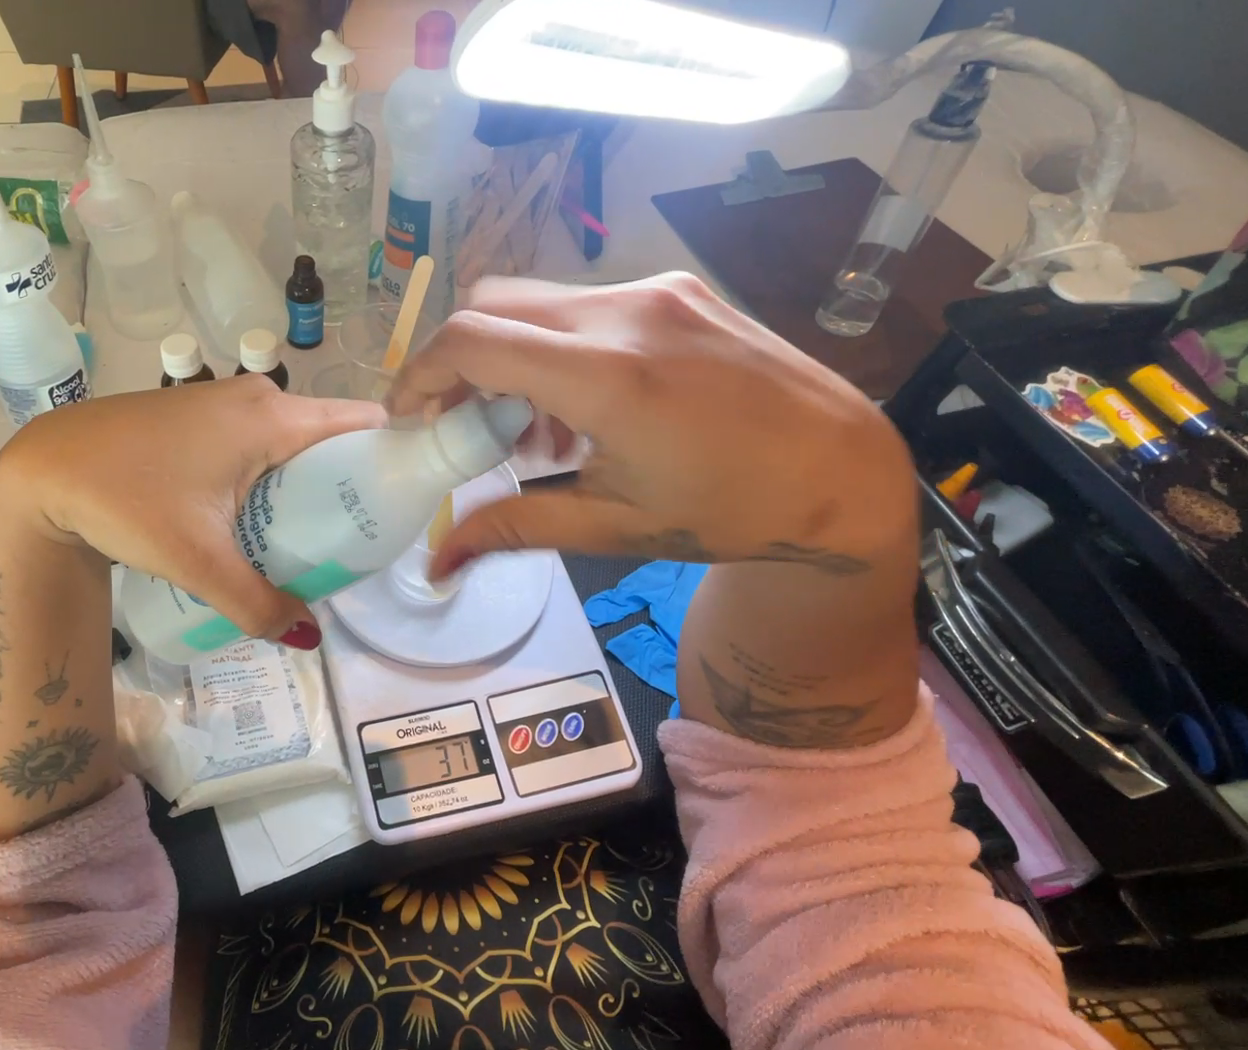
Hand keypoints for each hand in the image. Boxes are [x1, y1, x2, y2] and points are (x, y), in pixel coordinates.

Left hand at [0, 376, 385, 645]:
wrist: (43, 472)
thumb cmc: (124, 502)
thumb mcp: (198, 560)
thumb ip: (259, 603)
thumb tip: (309, 638)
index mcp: (271, 417)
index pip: (363, 424)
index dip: (388, 461)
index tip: (394, 511)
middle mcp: (255, 398)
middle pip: (331, 438)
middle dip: (347, 488)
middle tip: (350, 545)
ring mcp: (224, 404)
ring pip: (292, 443)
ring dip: (306, 488)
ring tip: (307, 544)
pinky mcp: (200, 420)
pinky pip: (260, 445)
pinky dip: (272, 480)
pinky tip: (257, 523)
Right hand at [388, 274, 922, 748]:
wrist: (841, 472)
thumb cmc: (726, 511)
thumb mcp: (610, 526)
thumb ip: (512, 529)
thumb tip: (435, 563)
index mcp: (607, 376)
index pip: (473, 340)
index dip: (421, 373)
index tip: (407, 416)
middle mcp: (625, 311)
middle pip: (492, 305)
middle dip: (458, 363)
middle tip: (464, 425)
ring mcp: (655, 290)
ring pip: (535, 301)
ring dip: (508, 355)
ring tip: (533, 428)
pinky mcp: (676, 288)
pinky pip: (582, 304)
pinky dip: (553, 347)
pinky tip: (582, 405)